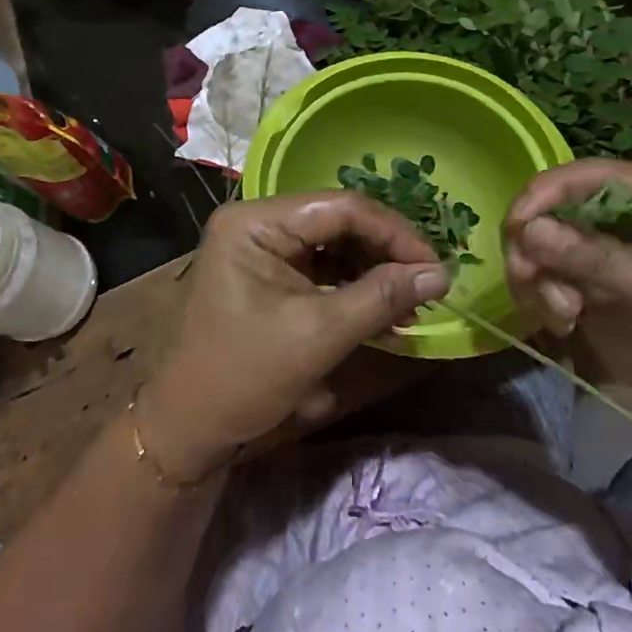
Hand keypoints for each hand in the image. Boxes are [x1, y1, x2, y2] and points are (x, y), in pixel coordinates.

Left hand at [141, 193, 450, 481]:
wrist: (189, 424)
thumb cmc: (245, 375)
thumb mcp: (319, 335)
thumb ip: (381, 298)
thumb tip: (442, 274)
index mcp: (254, 223)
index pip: (340, 207)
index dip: (394, 233)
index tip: (437, 268)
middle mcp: (255, 223)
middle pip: (337, 222)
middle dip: (385, 254)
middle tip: (429, 288)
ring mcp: (259, 248)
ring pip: (332, 245)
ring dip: (373, 274)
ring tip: (411, 307)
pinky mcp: (267, 274)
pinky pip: (319, 269)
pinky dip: (352, 289)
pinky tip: (384, 315)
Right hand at [503, 159, 631, 436]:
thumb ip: (598, 260)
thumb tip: (528, 228)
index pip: (598, 177)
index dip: (550, 191)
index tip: (516, 225)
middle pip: (560, 207)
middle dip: (538, 243)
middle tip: (528, 281)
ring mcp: (610, 255)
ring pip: (544, 243)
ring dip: (537, 275)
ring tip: (560, 315)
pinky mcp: (590, 287)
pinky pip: (545, 276)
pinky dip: (540, 296)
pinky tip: (563, 325)